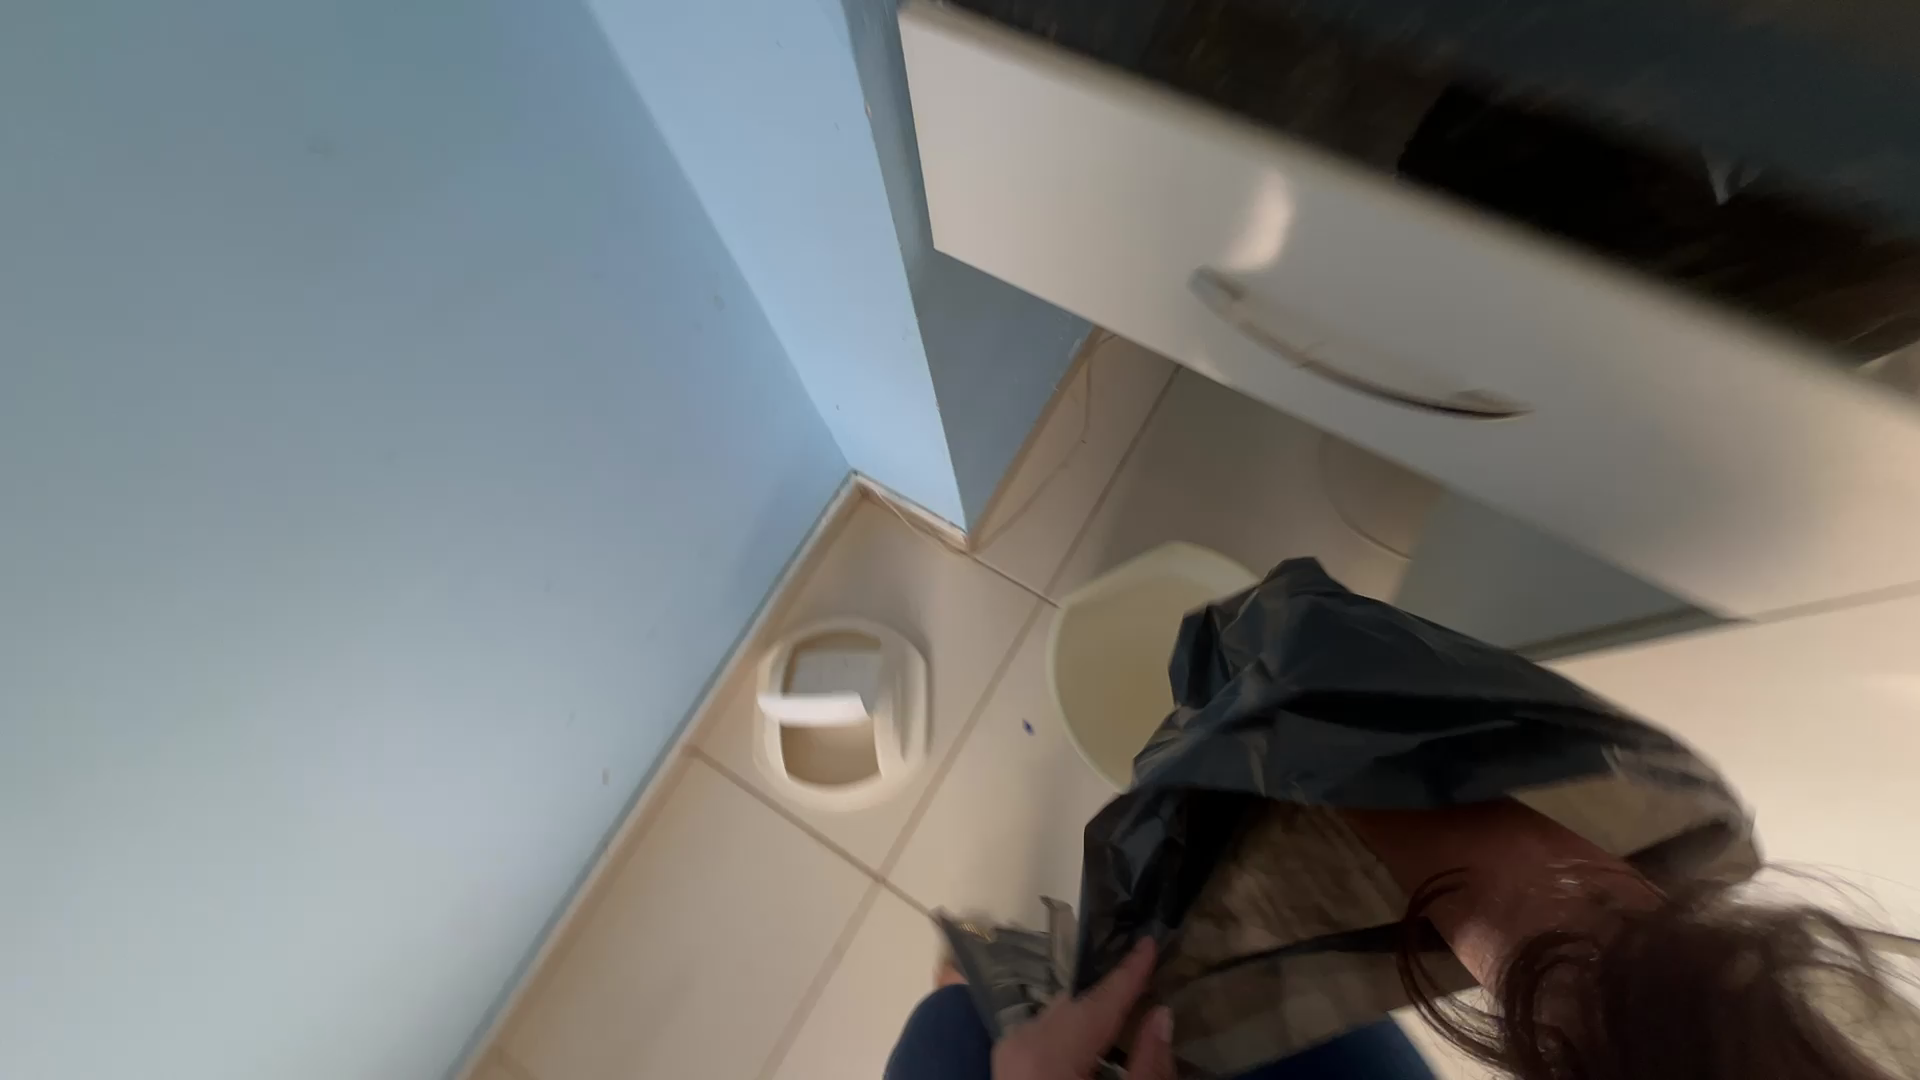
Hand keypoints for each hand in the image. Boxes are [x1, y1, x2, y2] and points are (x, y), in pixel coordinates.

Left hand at [992, 938, 1174, 1079]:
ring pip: (1060, 1016)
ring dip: (1092, 1016)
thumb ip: (1148, 1067)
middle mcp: (1022, 1040)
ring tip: (1126, 1011)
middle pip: (1078, 1005)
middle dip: (1112, 996)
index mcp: (1051, 1052)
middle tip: (1146, 976)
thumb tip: (1161, 1015)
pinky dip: (1073, 1033)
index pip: (1100, 1001)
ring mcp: (1008, 1053)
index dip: (1129, 971)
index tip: (1148, 940)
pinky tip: (1095, 1045)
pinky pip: (1045, 1033)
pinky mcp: (1005, 1066)